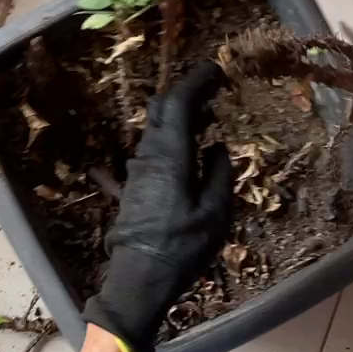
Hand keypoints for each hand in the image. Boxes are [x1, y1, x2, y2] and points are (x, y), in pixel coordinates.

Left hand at [83, 62, 234, 351]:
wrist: (138, 281)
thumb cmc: (180, 250)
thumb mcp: (214, 216)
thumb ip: (219, 176)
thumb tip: (217, 148)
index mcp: (171, 158)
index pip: (178, 104)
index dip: (196, 81)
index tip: (216, 70)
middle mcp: (149, 157)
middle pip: (162, 110)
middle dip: (187, 93)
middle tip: (213, 90)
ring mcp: (137, 172)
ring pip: (156, 130)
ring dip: (180, 117)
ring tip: (207, 119)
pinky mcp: (134, 188)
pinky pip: (154, 150)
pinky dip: (172, 138)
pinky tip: (188, 152)